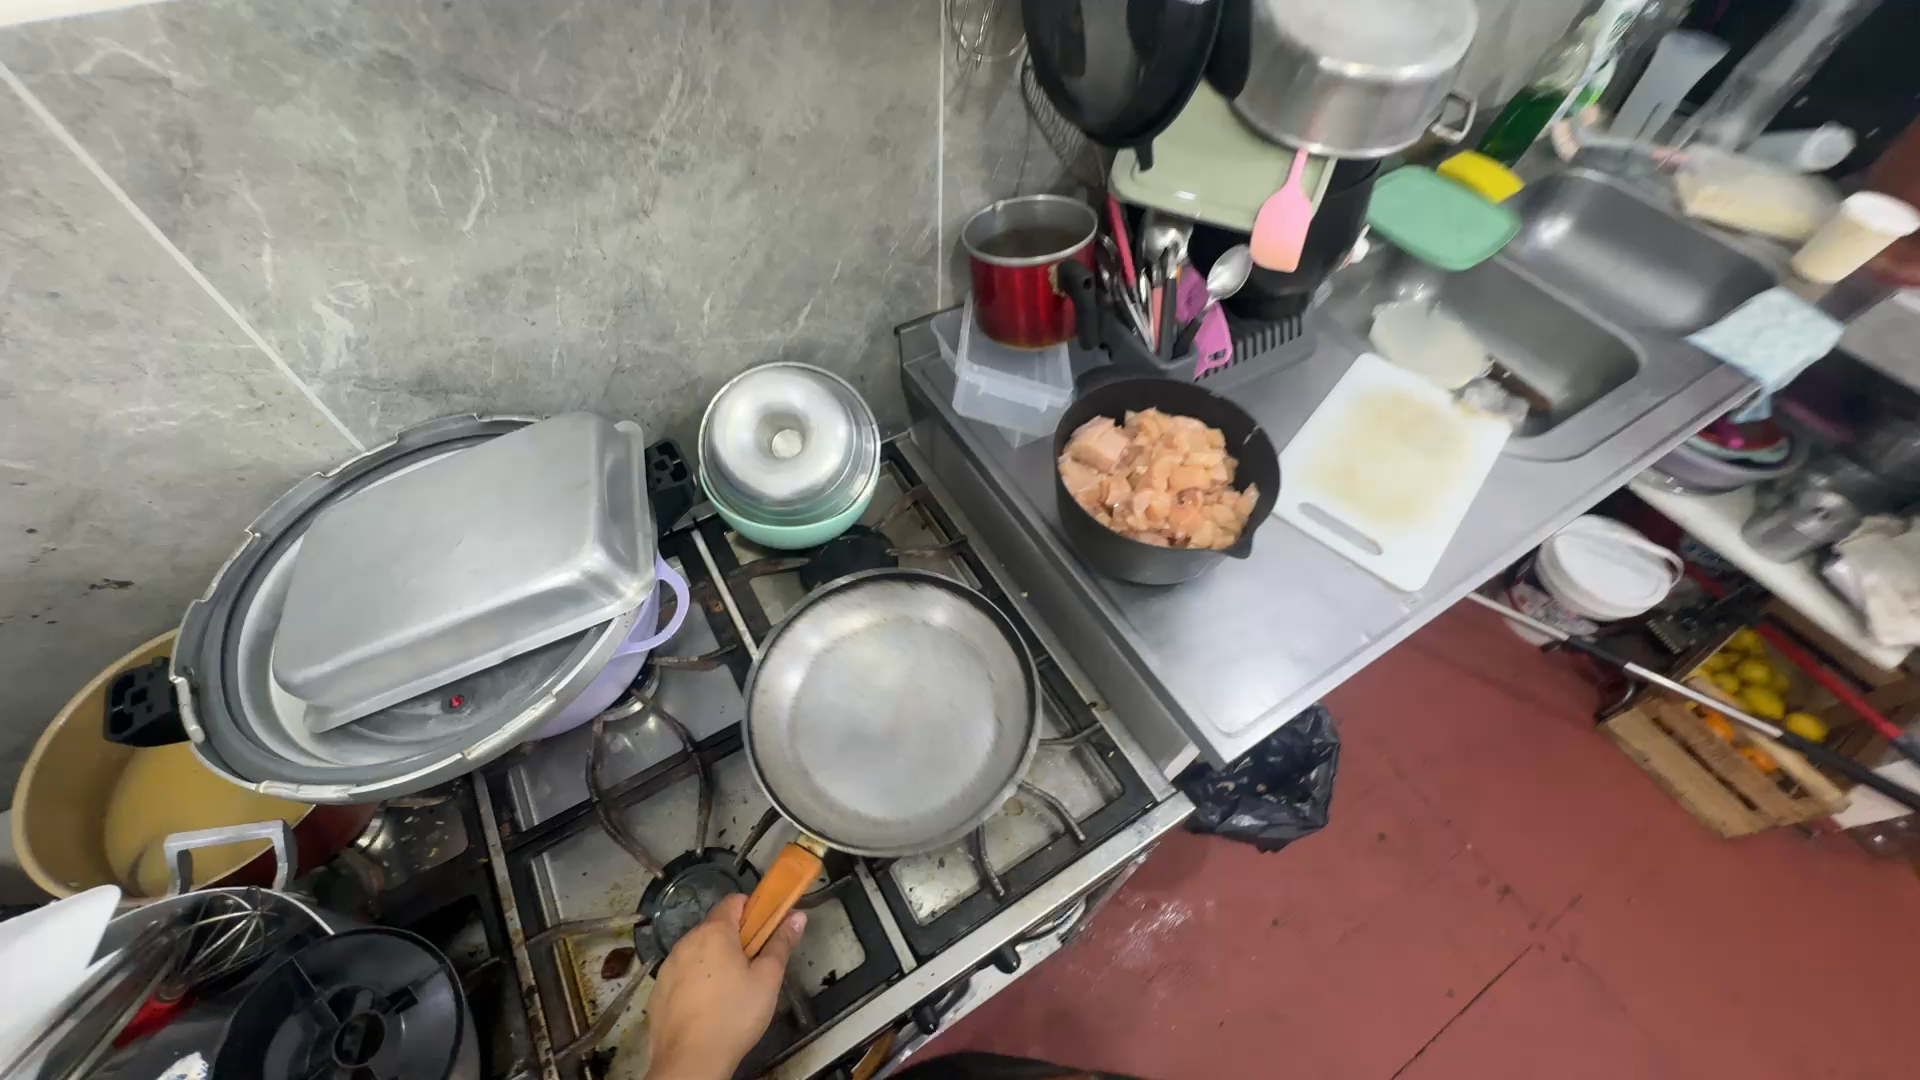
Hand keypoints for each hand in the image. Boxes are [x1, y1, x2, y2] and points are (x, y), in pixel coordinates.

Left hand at [644, 894, 806, 1079]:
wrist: (688, 1065)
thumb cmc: (734, 1015)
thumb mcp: (768, 979)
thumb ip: (782, 943)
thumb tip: (797, 915)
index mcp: (714, 931)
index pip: (735, 901)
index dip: (753, 912)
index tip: (764, 934)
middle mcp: (687, 941)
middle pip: (716, 926)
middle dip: (735, 940)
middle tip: (752, 967)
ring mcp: (667, 967)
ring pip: (698, 951)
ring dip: (713, 960)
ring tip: (729, 991)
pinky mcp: (657, 992)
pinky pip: (681, 975)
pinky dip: (694, 982)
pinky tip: (705, 1008)